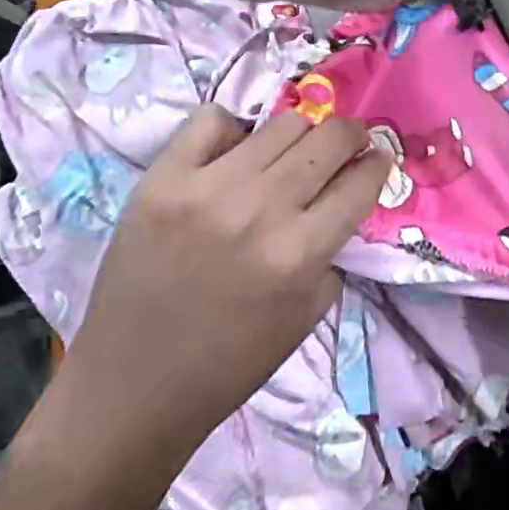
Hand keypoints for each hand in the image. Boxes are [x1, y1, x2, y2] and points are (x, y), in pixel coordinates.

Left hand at [60, 106, 389, 441]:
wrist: (130, 388)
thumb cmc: (232, 361)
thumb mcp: (309, 312)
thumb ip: (336, 247)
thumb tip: (348, 193)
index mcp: (299, 254)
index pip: (360, 181)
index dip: (377, 164)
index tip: (377, 160)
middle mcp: (258, 212)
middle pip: (329, 138)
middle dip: (350, 137)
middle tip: (345, 145)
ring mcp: (205, 190)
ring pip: (282, 123)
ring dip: (300, 134)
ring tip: (290, 153)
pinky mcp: (160, 181)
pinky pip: (210, 121)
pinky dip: (233, 128)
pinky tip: (235, 151)